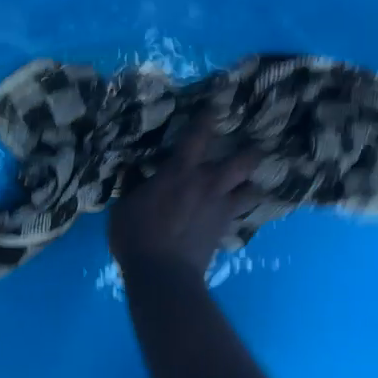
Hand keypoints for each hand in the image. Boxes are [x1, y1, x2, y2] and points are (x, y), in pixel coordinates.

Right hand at [108, 111, 260, 276]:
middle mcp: (208, 184)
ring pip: (252, 189)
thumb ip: (135, 187)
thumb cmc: (136, 235)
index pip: (197, 137)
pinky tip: (235, 215)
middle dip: (251, 152)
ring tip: (247, 186)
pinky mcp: (226, 230)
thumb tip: (133, 170)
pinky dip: (240, 212)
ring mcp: (221, 208)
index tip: (218, 104)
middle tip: (252, 148)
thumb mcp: (125, 207)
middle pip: (243, 161)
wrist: (162, 273)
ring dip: (250, 185)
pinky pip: (241, 216)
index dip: (208, 118)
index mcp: (180, 173)